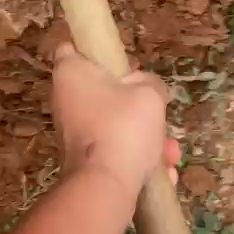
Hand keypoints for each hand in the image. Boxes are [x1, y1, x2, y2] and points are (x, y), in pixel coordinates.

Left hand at [49, 42, 179, 191]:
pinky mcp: (83, 157)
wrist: (103, 186)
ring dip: (147, 138)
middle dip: (138, 107)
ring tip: (169, 153)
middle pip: (104, 91)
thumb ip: (150, 84)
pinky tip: (163, 174)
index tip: (121, 64)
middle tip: (158, 116)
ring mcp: (72, 130)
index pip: (72, 47)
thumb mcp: (148, 95)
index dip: (96, 51)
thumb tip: (146, 87)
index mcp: (69, 71)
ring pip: (115, 124)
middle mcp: (64, 97)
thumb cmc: (121, 127)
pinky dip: (137, 159)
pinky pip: (114, 149)